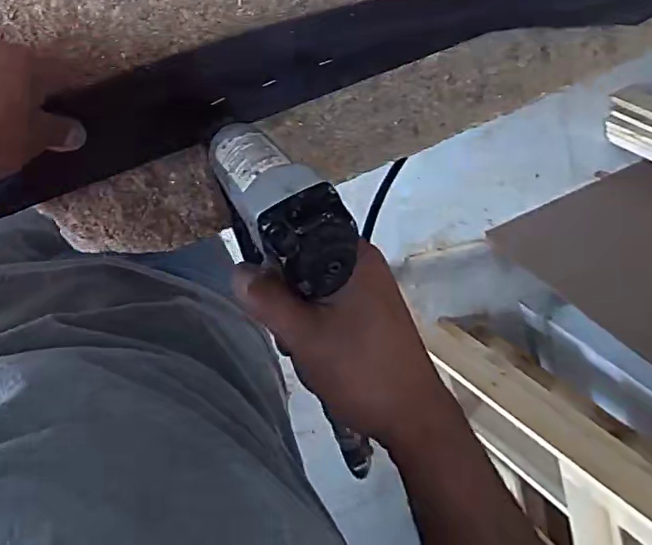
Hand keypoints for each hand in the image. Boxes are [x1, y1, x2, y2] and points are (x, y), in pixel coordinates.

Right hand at [232, 241, 462, 447]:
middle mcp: (364, 261)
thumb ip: (267, 299)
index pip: (299, 232)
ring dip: (301, 316)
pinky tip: (319, 355)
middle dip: (287, 295)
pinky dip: (317, 325)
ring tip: (306, 349)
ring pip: (314, 287)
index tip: (261, 289)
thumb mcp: (304, 335)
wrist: (414, 420)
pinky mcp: (371, 312)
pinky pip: (330, 304)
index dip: (272, 255)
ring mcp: (370, 288)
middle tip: (288, 330)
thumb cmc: (361, 370)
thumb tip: (237, 270)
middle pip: (304, 262)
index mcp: (354, 253)